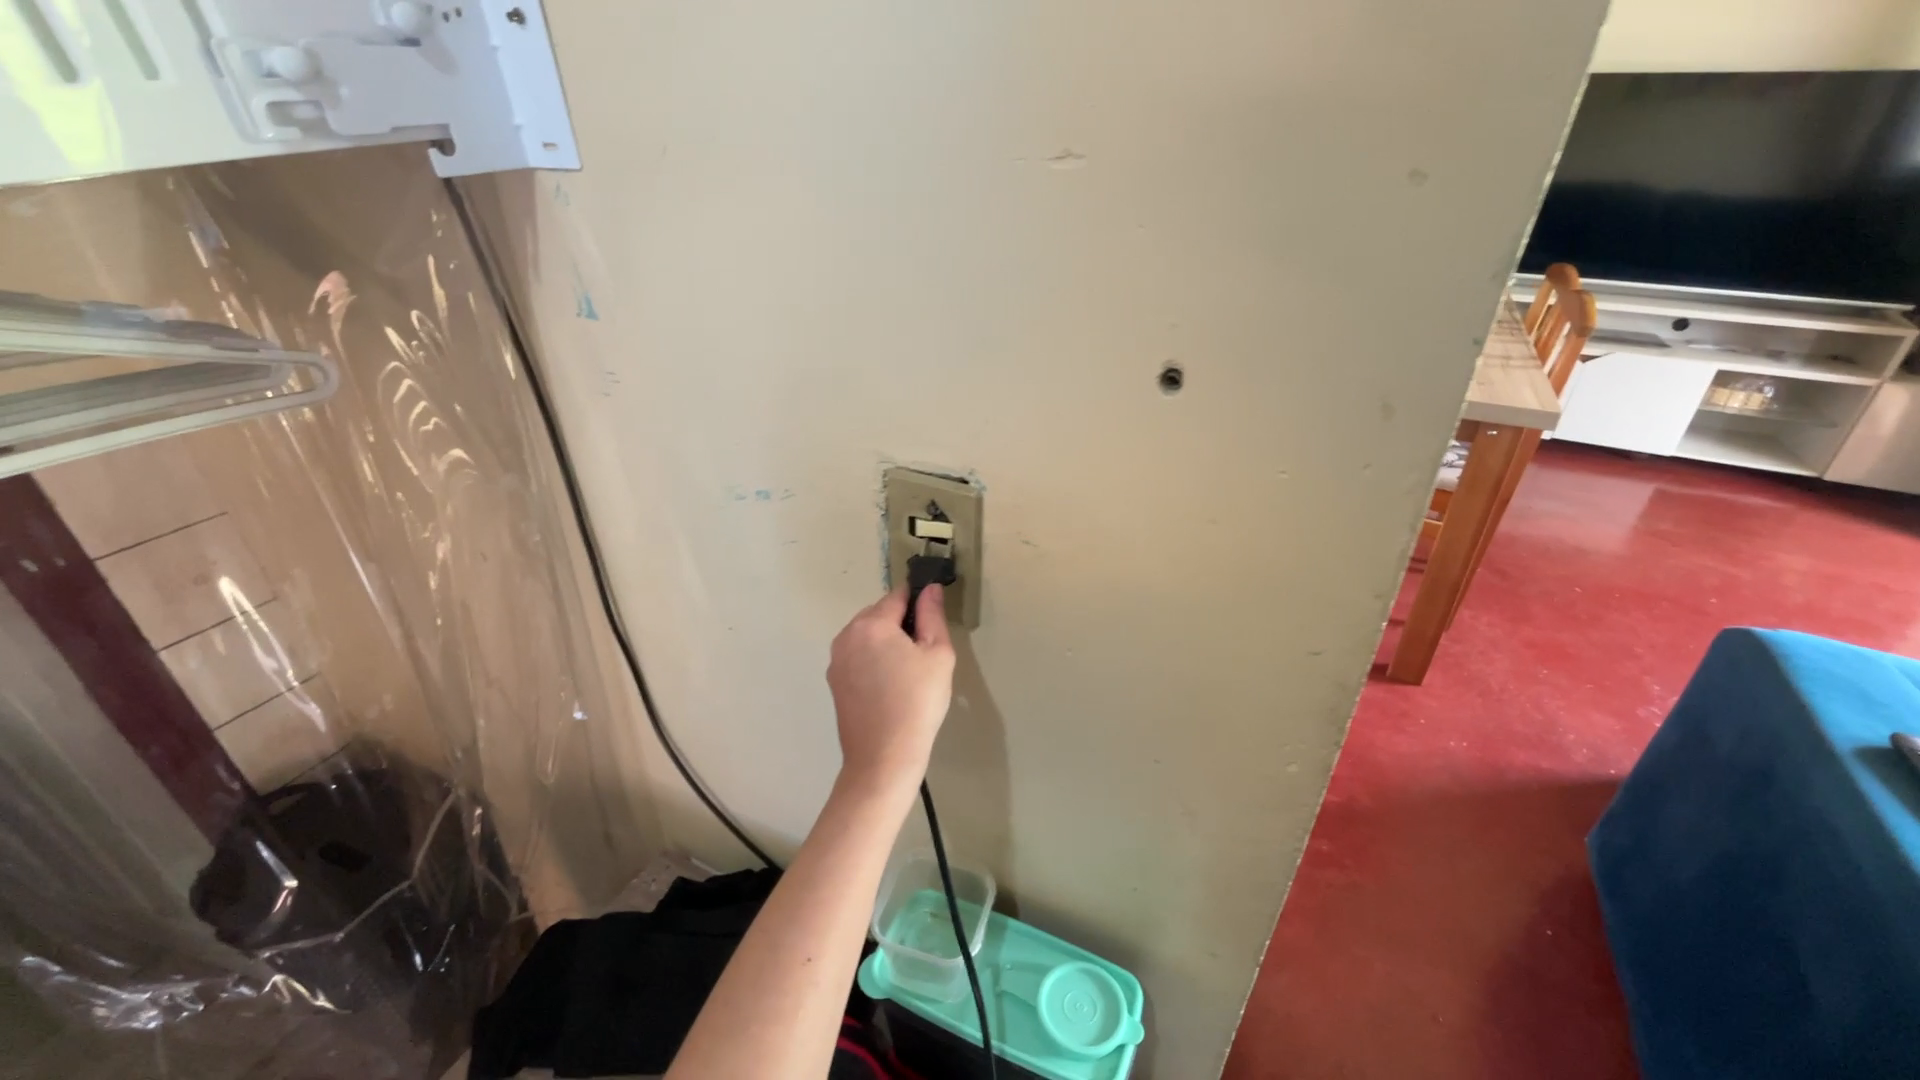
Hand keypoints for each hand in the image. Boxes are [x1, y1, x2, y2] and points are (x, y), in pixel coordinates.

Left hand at [826, 585, 955, 787]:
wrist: (884, 757)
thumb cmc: (918, 703)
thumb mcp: (938, 655)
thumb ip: (932, 616)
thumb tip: (929, 589)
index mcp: (871, 624)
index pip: (898, 596)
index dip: (918, 603)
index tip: (932, 622)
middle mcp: (846, 635)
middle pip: (879, 614)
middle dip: (900, 625)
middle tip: (923, 655)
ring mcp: (836, 660)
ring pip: (866, 636)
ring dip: (885, 643)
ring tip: (907, 674)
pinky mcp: (834, 682)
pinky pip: (857, 657)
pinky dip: (872, 662)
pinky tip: (889, 687)